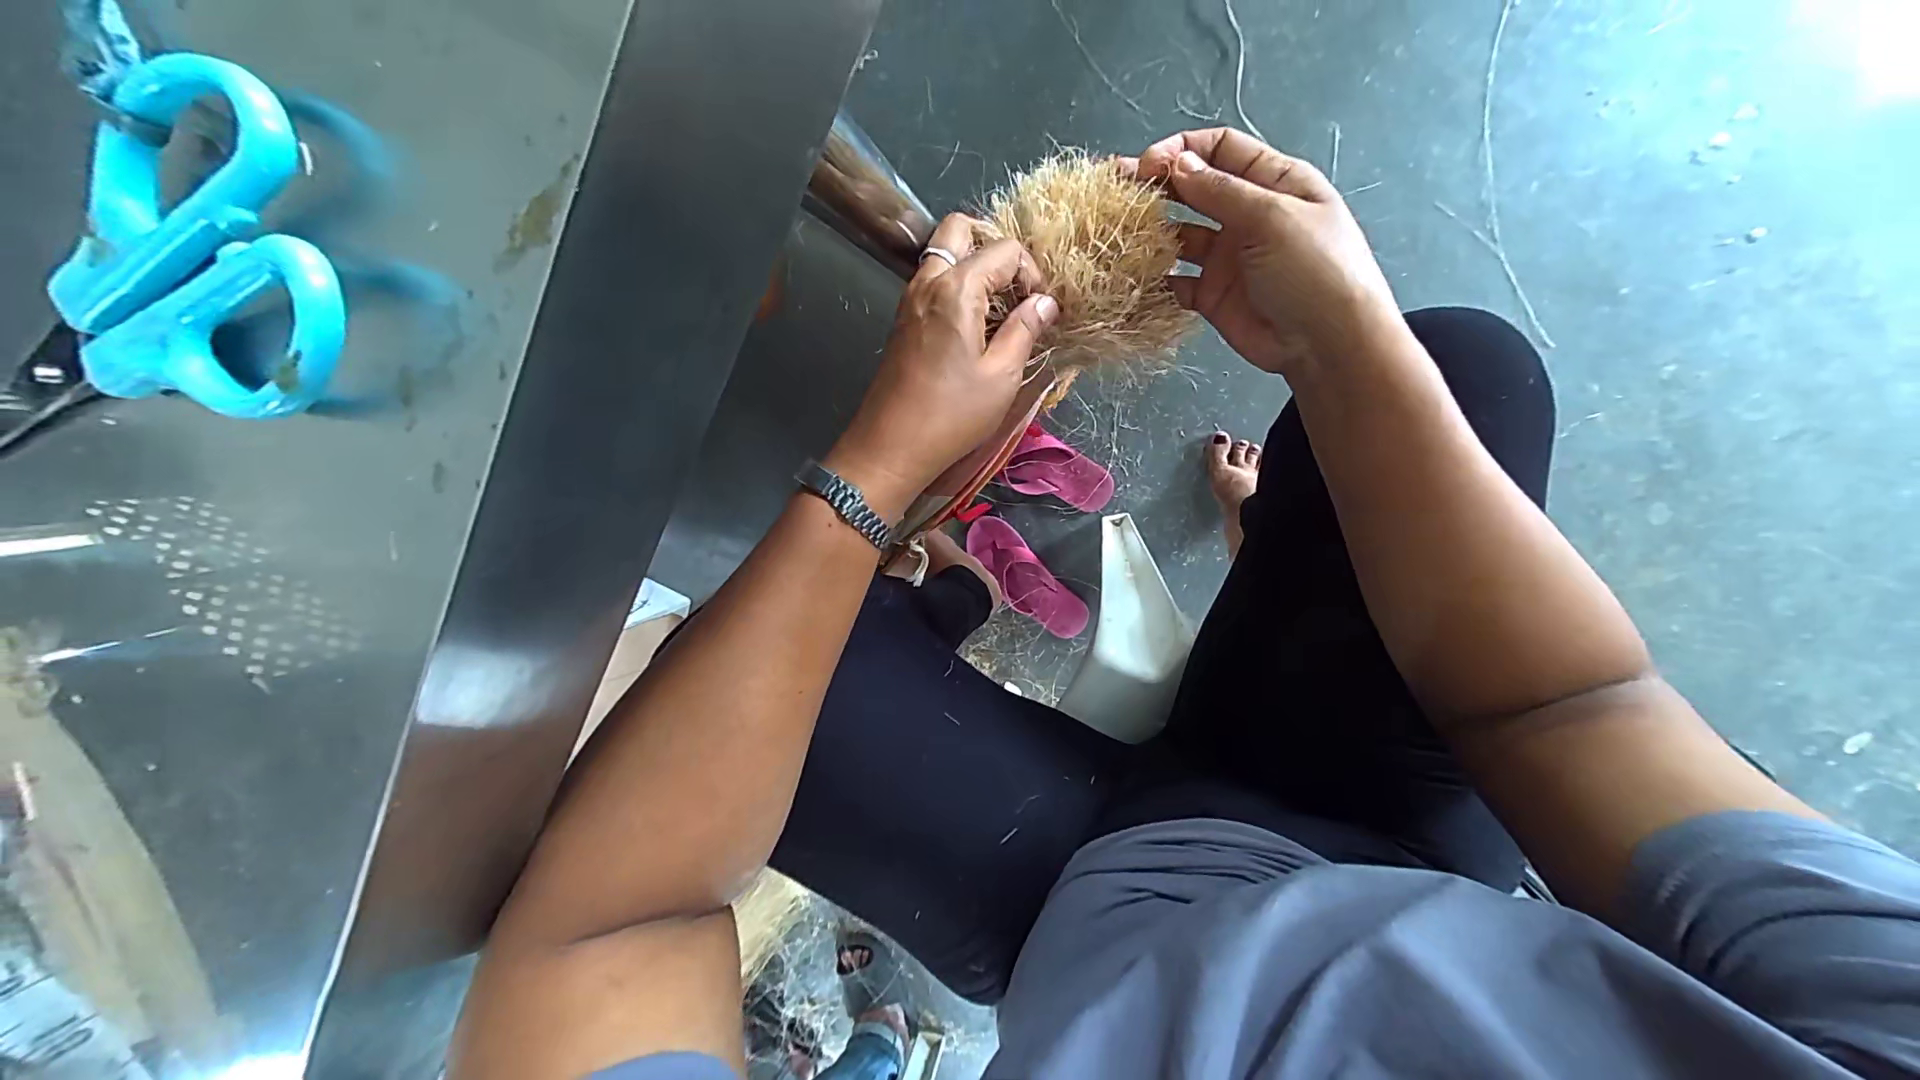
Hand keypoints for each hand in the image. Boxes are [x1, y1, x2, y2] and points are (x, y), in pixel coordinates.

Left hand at [825, 214, 1057, 516]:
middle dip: (994, 249)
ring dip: (973, 267)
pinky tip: (974, 327)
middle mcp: (927, 282)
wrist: (891, 446)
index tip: (1039, 309)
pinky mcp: (902, 320)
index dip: (1031, 273)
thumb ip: (1025, 330)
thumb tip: (1044, 303)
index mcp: (956, 289)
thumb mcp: (1001, 376)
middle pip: (960, 230)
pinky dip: (955, 287)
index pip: (1004, 250)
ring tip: (997, 311)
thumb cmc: (951, 415)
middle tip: (1014, 290)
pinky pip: (932, 282)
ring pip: (942, 255)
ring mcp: (909, 300)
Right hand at [1133, 128, 1400, 376]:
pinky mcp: (1211, 295)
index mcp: (1272, 183)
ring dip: (1152, 232)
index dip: (1182, 151)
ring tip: (1119, 233)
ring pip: (1180, 235)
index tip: (1146, 165)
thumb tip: (1179, 163)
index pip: (1221, 150)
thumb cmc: (1315, 270)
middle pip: (1194, 190)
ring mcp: (1227, 257)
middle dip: (1157, 186)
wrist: (1326, 343)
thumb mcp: (1273, 218)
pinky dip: (1156, 279)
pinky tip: (1135, 275)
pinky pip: (1176, 282)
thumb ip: (1222, 191)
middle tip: (1117, 189)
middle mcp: (1245, 216)